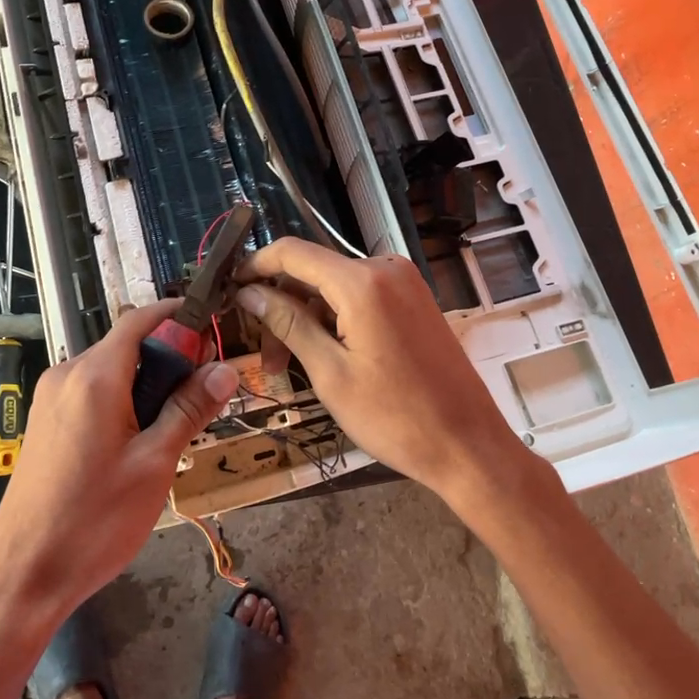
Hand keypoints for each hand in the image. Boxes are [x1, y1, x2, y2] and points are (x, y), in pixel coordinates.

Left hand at [0, 300, 238, 620]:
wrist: (24, 576)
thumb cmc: (96, 519)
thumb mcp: (154, 463)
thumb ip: (188, 409)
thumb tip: (225, 369)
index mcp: (94, 376)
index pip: (140, 320)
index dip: (177, 317)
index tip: (213, 329)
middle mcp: (66, 376)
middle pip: (125, 347)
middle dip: (167, 361)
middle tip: (202, 399)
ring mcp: (49, 402)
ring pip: (109, 374)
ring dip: (145, 387)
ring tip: (172, 432)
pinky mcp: (44, 426)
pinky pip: (90, 397)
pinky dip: (120, 405)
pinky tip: (136, 447)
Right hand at [234, 239, 534, 496]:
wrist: (469, 446)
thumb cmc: (395, 417)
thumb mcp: (330, 373)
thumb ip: (288, 324)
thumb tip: (250, 293)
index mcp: (362, 282)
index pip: (292, 252)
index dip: (256, 265)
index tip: (229, 288)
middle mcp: (385, 268)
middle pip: (313, 272)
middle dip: (282, 307)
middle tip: (267, 360)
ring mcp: (405, 283)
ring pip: (335, 288)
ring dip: (308, 319)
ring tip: (292, 369)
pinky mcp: (415, 301)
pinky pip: (361, 297)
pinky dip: (336, 320)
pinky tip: (326, 357)